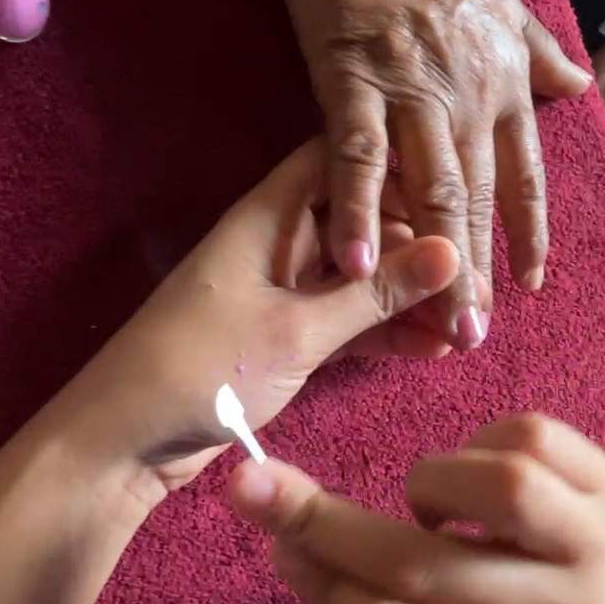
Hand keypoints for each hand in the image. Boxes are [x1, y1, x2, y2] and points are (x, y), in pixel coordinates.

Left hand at [41, 140, 460, 497]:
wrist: (126, 440)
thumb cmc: (203, 367)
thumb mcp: (296, 329)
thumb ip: (374, 293)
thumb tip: (452, 251)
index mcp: (269, 216)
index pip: (340, 162)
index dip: (396, 168)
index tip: (458, 192)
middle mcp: (279, 243)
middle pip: (361, 226)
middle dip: (419, 252)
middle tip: (478, 286)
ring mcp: (283, 292)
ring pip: (359, 281)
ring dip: (407, 301)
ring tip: (468, 326)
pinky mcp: (285, 337)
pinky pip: (345, 323)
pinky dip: (382, 334)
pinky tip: (433, 348)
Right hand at [230, 413, 604, 603]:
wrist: (591, 595)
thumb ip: (349, 583)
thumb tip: (263, 499)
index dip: (319, 582)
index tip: (274, 542)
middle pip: (423, 567)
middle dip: (328, 523)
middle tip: (268, 486)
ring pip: (500, 488)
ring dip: (431, 483)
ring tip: (432, 504)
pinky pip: (528, 434)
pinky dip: (480, 441)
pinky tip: (479, 472)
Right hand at [269, 0, 591, 348]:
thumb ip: (537, 50)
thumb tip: (577, 88)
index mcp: (500, 76)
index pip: (524, 172)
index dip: (528, 231)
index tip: (529, 283)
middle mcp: (467, 92)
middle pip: (479, 198)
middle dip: (483, 270)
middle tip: (480, 333)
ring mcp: (410, 88)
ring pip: (431, 190)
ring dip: (436, 262)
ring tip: (439, 323)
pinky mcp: (349, 77)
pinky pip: (357, 159)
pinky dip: (357, 214)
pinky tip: (355, 268)